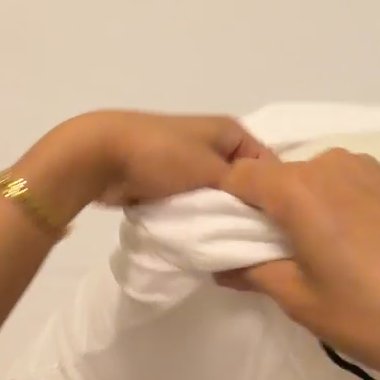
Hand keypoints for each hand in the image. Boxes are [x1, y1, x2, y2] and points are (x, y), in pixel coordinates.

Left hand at [9, 111, 273, 223]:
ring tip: (230, 248)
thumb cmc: (162, 156)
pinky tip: (202, 242)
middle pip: (244, 185)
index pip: (271, 168)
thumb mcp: (212, 172)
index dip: (277, 198)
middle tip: (256, 247)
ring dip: (217, 219)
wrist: (100, 154)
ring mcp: (189, 163)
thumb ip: (244, 193)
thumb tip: (265, 215)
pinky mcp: (167, 182)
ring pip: (216, 199)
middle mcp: (214, 144)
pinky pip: (191, 206)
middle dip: (246, 213)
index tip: (280, 233)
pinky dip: (194, 220)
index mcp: (231, 131)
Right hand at [215, 151, 379, 379]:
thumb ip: (254, 272)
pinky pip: (352, 185)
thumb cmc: (376, 316)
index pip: (240, 175)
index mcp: (301, 189)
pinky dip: (341, 206)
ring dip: (306, 206)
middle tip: (273, 256)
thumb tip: (219, 263)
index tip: (224, 236)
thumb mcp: (304, 303)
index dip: (224, 202)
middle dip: (266, 209)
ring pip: (316, 179)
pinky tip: (362, 249)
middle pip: (279, 176)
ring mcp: (372, 170)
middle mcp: (333, 165)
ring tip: (322, 255)